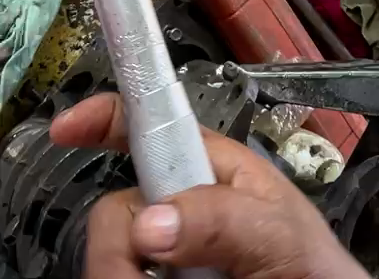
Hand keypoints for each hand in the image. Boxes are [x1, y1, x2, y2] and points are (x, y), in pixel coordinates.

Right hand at [52, 94, 367, 278]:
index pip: (151, 124)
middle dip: (117, 252)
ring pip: (109, 260)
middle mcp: (178, 208)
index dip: (105, 115)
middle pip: (114, 213)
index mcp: (209, 169)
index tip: (64, 129)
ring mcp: (165, 256)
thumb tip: (148, 224)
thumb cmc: (314, 270)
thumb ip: (222, 218)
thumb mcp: (279, 233)